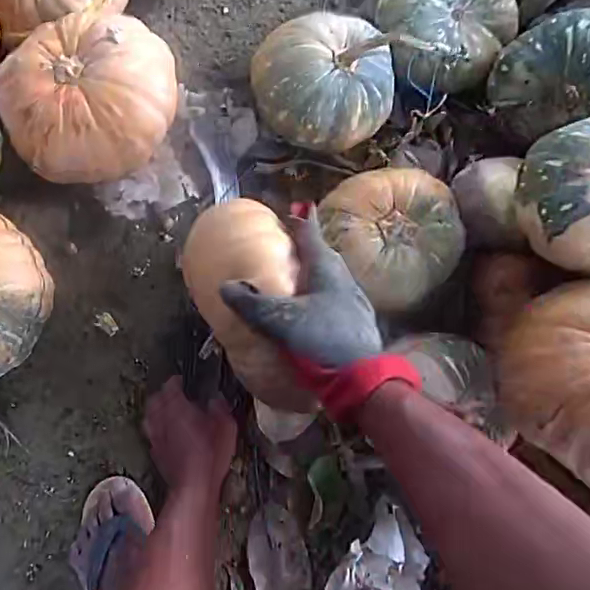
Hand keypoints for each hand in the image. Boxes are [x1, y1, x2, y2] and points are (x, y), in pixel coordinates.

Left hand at [143, 376, 236, 494]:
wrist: (194, 487)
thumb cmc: (209, 458)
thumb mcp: (226, 427)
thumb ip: (219, 409)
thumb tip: (217, 401)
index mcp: (178, 408)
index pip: (170, 386)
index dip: (175, 380)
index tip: (180, 380)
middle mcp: (163, 421)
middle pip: (155, 399)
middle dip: (162, 394)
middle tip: (170, 392)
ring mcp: (157, 438)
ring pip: (149, 416)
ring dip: (155, 411)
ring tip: (163, 409)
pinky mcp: (156, 454)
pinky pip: (152, 435)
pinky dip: (157, 430)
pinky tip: (164, 433)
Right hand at [218, 217, 381, 367]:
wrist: (363, 380)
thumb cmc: (323, 341)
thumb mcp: (281, 322)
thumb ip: (252, 304)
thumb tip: (226, 286)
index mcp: (327, 269)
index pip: (311, 235)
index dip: (300, 220)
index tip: (292, 209)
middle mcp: (344, 279)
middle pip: (323, 255)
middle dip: (305, 248)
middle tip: (286, 246)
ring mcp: (353, 302)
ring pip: (330, 279)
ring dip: (312, 274)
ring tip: (294, 279)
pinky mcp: (356, 324)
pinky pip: (333, 300)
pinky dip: (318, 298)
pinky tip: (309, 313)